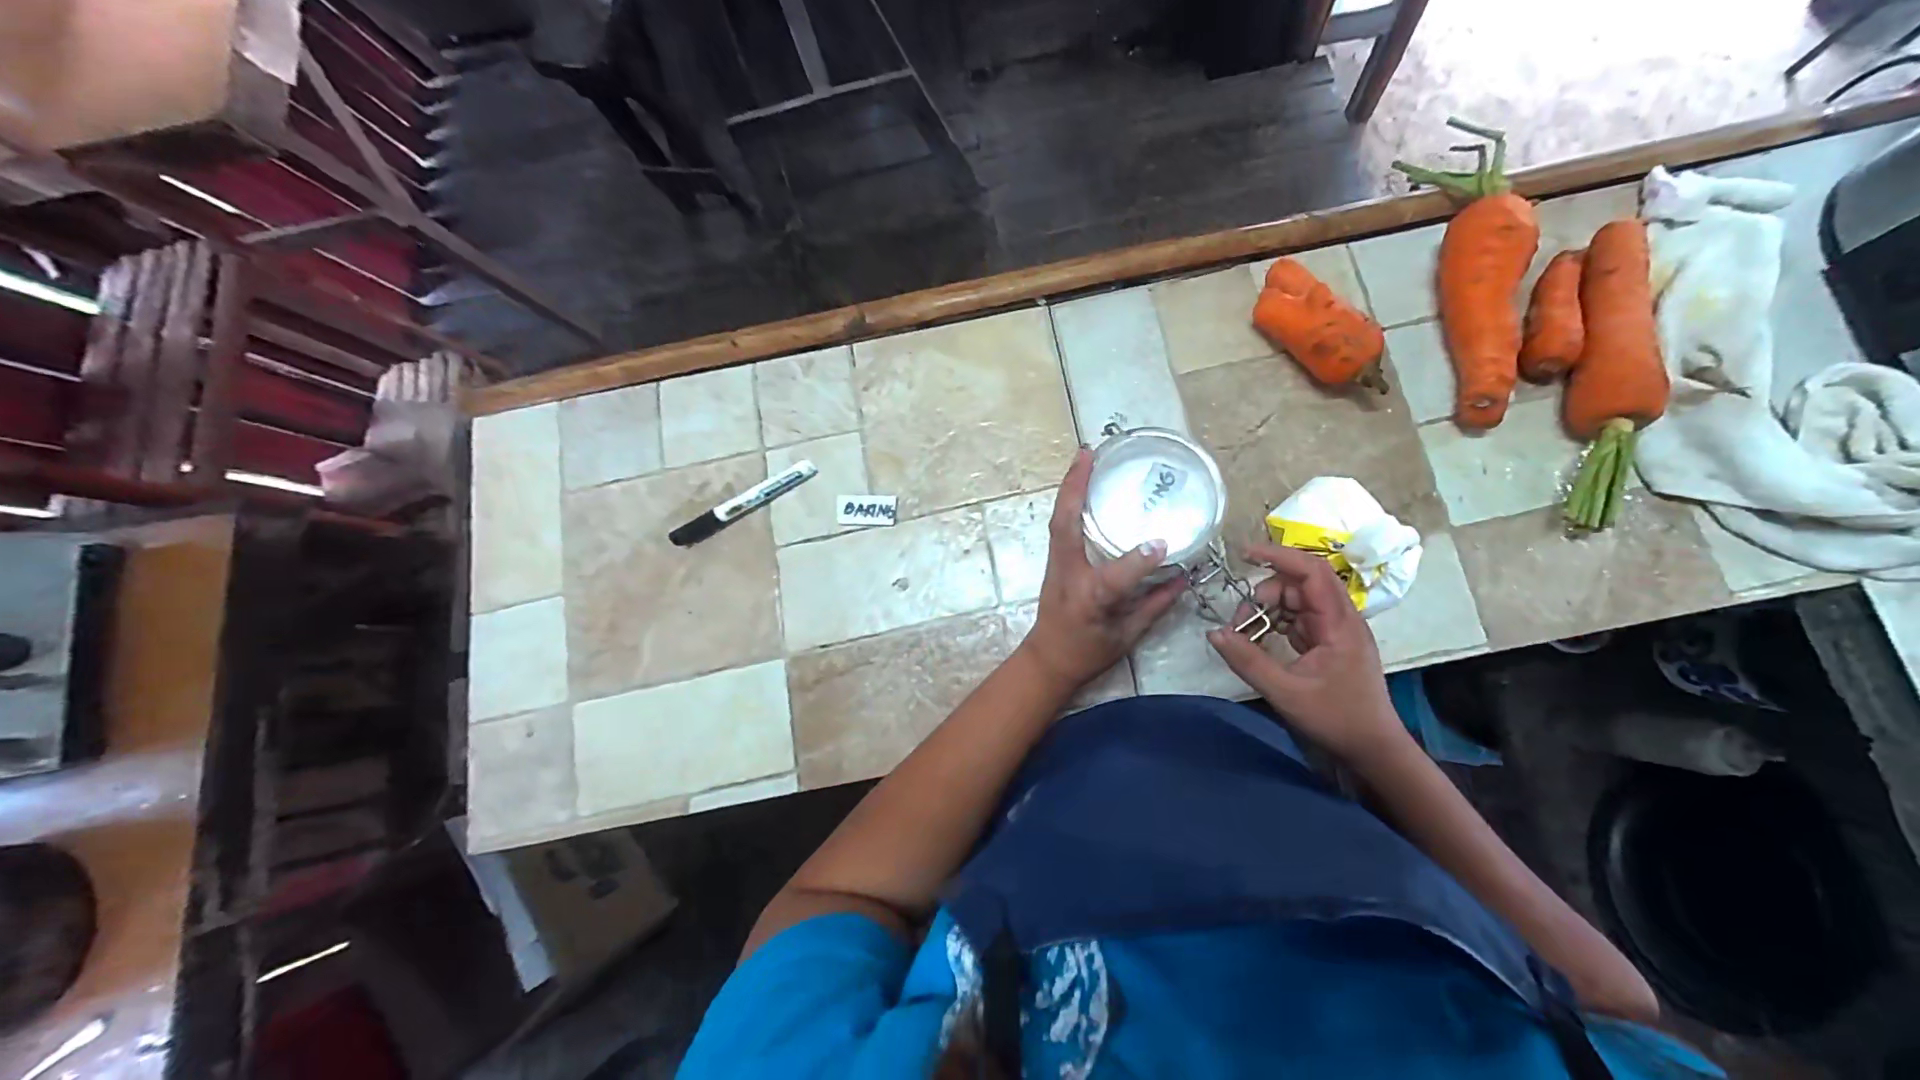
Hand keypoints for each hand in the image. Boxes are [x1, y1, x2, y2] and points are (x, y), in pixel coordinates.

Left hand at [1017, 449, 1185, 691]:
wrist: (1047, 659)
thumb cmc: (1087, 652)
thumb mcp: (1127, 636)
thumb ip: (1156, 604)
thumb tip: (1185, 576)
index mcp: (1090, 600)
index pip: (1115, 577)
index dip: (1139, 561)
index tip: (1164, 543)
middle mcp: (1069, 575)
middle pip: (1065, 527)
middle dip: (1074, 489)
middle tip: (1089, 454)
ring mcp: (1057, 565)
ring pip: (1058, 520)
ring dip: (1069, 487)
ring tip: (1084, 457)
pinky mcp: (1054, 560)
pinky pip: (1059, 525)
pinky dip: (1068, 501)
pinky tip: (1079, 482)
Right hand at [1206, 544, 1408, 765]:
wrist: (1373, 749)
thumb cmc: (1336, 719)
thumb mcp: (1285, 693)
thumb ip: (1248, 661)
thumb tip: (1215, 633)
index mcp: (1339, 624)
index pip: (1311, 572)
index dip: (1278, 556)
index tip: (1244, 554)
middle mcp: (1341, 619)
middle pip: (1299, 584)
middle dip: (1264, 593)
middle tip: (1241, 622)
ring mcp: (1336, 630)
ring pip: (1296, 600)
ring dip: (1268, 609)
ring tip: (1247, 634)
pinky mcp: (1328, 642)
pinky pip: (1298, 618)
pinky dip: (1275, 623)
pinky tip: (1260, 640)